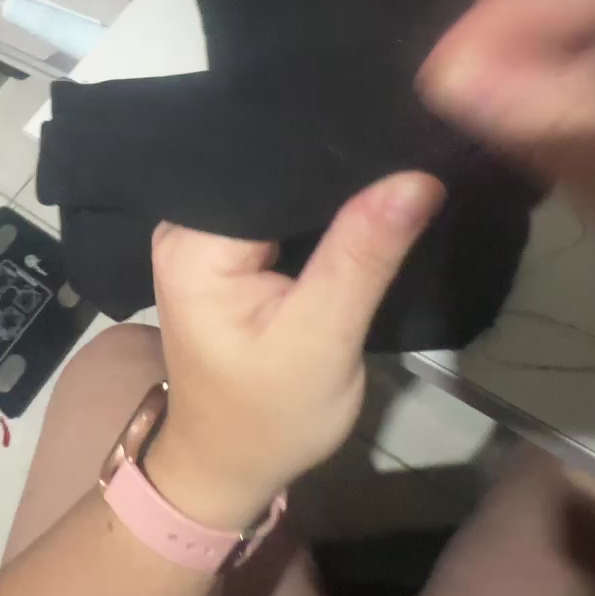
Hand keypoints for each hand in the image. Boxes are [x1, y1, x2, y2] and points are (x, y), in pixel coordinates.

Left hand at [141, 173, 444, 529]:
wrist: (228, 459)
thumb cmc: (269, 412)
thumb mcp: (323, 339)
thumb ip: (362, 256)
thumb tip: (413, 179)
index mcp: (192, 241)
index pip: (260, 170)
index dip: (321, 155)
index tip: (381, 136)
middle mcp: (181, 226)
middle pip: (259, 174)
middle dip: (320, 167)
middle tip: (391, 151)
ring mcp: (194, 237)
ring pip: (264, 190)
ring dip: (316, 189)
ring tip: (377, 168)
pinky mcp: (215, 252)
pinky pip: (263, 212)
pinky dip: (302, 211)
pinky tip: (344, 201)